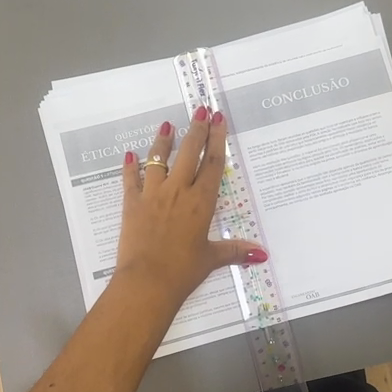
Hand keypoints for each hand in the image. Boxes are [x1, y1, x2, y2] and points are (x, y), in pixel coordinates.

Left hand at [114, 108, 264, 308]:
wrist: (146, 282)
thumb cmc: (183, 271)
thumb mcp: (211, 258)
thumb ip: (235, 251)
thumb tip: (262, 254)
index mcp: (201, 201)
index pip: (212, 163)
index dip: (216, 139)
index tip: (218, 119)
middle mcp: (178, 191)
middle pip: (189, 153)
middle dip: (196, 130)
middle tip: (200, 110)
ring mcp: (152, 195)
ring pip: (159, 160)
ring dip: (163, 141)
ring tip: (167, 124)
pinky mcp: (131, 203)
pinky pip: (130, 179)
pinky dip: (129, 167)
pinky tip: (129, 155)